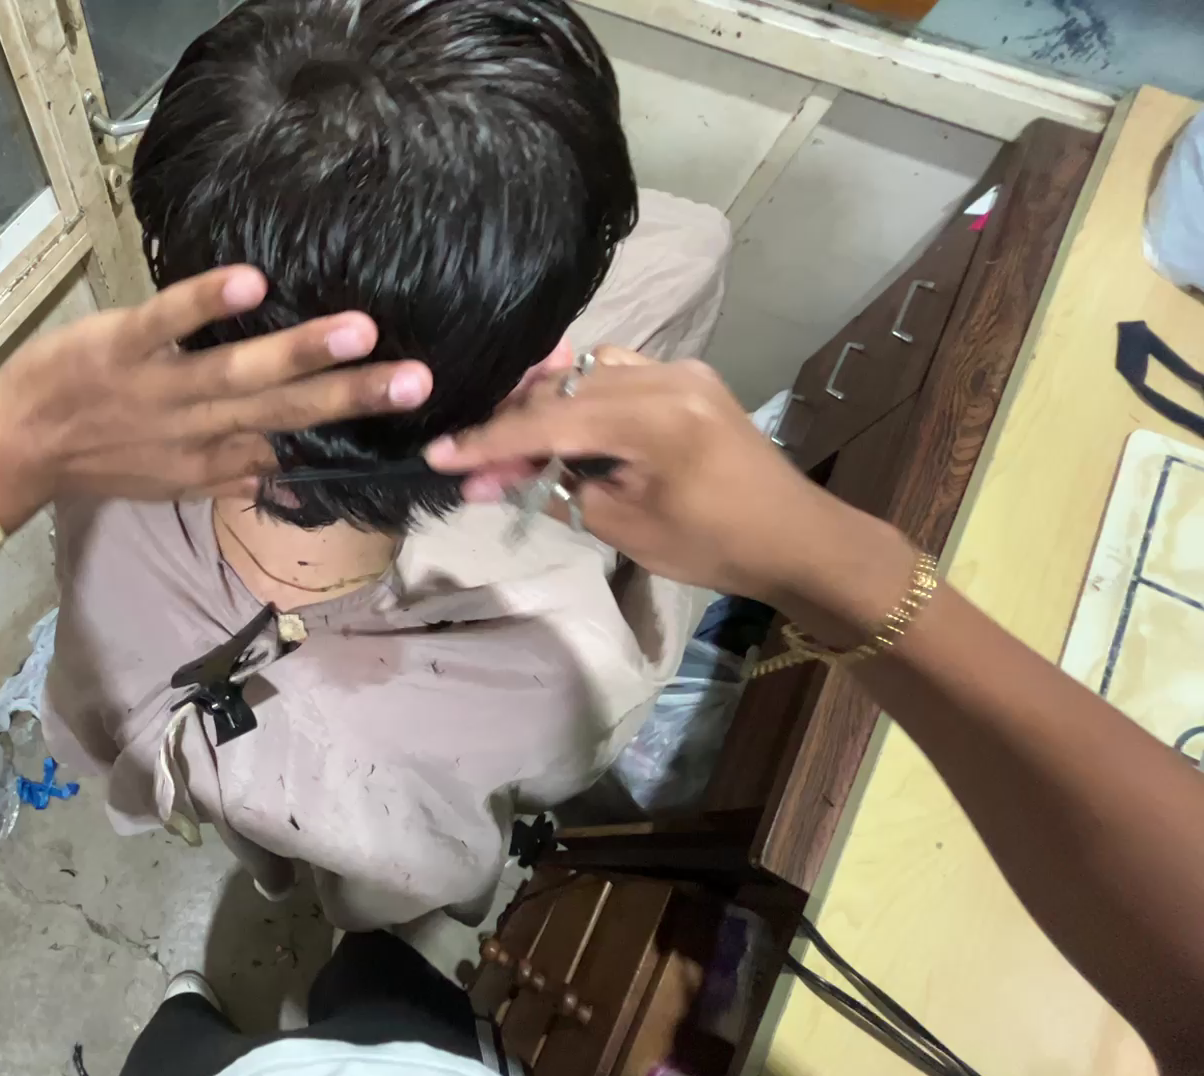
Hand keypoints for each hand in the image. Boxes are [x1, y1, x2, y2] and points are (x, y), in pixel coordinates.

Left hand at [0, 266, 432, 519]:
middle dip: (350, 397)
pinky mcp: (118, 348)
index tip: (409, 412)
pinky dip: (203, 306)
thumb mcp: (167, 485)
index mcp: (209, 465)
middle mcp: (194, 431)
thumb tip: (280, 465)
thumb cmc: (97, 462)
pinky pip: (165, 325)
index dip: (345, 426)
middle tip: (418, 380)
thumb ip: (224, 474)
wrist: (15, 450)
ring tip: (362, 333)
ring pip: (236, 373)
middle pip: (280, 412)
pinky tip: (250, 282)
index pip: (287, 442)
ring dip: (298, 353)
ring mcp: (157, 390)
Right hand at [423, 347, 907, 614]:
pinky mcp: (684, 375)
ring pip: (579, 374)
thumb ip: (553, 490)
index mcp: (654, 419)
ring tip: (505, 442)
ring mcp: (678, 369)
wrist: (796, 538)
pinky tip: (552, 414)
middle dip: (505, 428)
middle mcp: (665, 378)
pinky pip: (610, 370)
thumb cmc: (710, 546)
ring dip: (535, 406)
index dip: (486, 441)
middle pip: (557, 390)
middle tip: (468, 465)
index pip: (547, 422)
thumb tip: (487, 480)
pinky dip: (572, 392)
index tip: (438, 455)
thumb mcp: (620, 526)